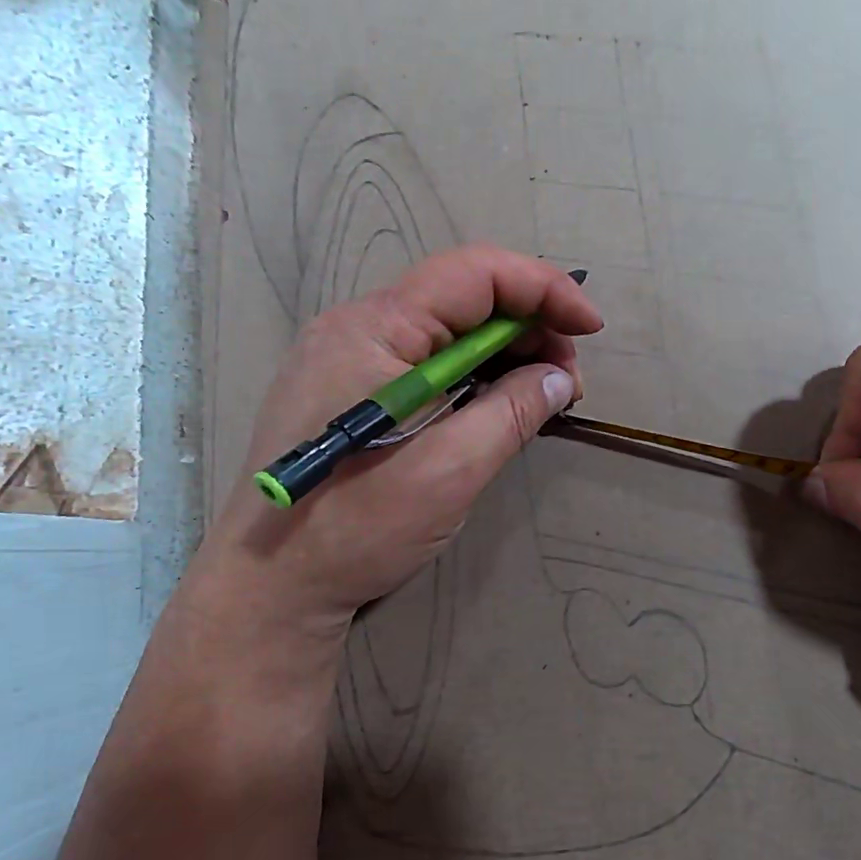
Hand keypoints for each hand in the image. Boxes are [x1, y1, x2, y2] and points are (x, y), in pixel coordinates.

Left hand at [198, 245, 602, 631]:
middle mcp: (351, 328)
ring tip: (536, 397)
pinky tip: (487, 406)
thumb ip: (511, 412)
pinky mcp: (340, 393)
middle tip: (565, 380)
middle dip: (524, 328)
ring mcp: (339, 359)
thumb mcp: (451, 470)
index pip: (472, 274)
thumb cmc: (358, 528)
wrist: (271, 585)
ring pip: (437, 333)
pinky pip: (414, 363)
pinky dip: (461, 377)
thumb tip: (558, 378)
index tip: (589, 329)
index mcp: (373, 329)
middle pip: (456, 299)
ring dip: (495, 355)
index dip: (542, 288)